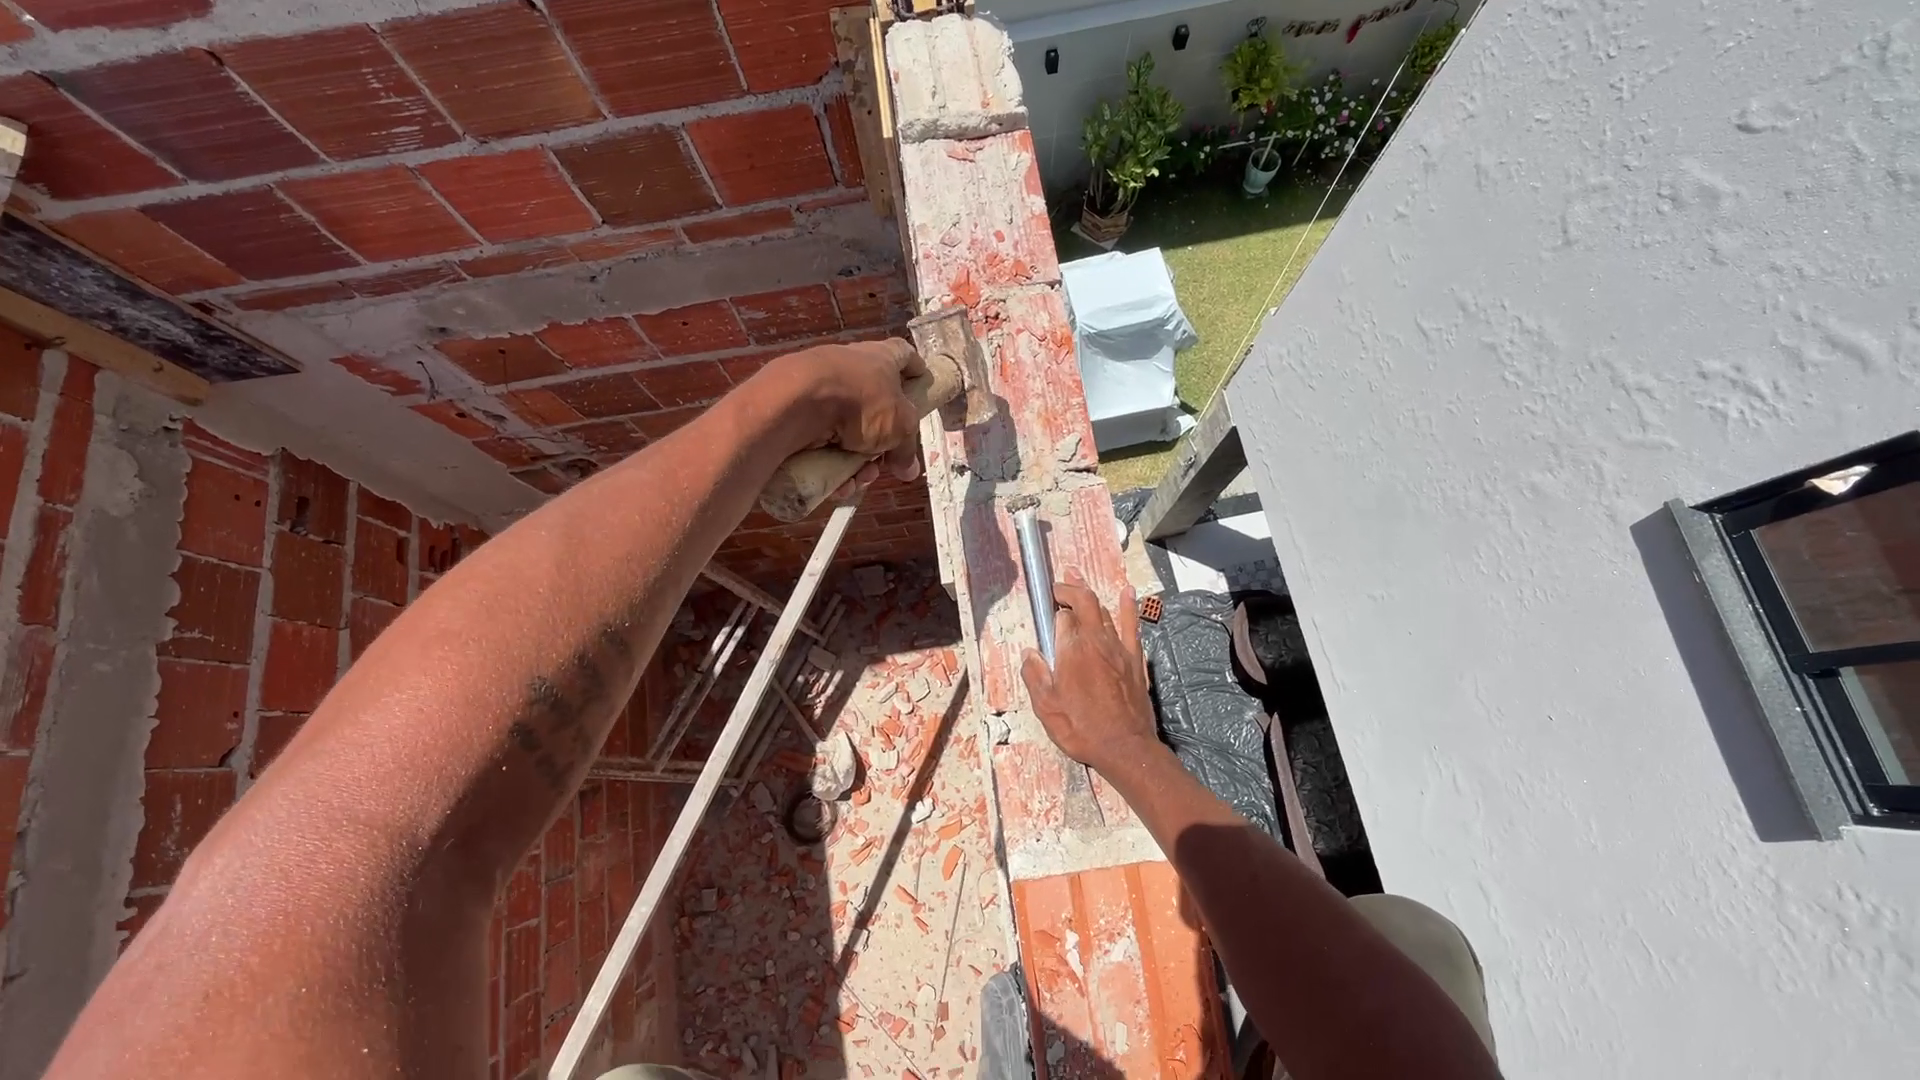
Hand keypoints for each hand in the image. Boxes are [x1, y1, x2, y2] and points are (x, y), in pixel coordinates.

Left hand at [757, 339, 925, 492]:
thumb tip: (909, 470)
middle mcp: (849, 369)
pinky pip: (822, 445)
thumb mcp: (900, 426)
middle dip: (882, 443)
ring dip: (856, 462)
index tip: (921, 388)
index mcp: (879, 358)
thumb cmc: (860, 401)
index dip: (914, 372)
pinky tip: (837, 483)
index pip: (903, 355)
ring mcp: (820, 391)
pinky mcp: (797, 414)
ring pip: (847, 433)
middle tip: (885, 462)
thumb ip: (908, 448)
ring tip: (858, 479)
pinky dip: (831, 466)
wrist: (796, 403)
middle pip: (874, 407)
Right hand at [1020, 578, 1163, 774]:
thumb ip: (1035, 676)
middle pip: (1085, 602)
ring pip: (1104, 612)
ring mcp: (1118, 649)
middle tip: (1059, 584)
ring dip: (1090, 593)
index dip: (1053, 609)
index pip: (1062, 616)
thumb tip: (1029, 652)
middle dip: (1070, 588)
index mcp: (1071, 651)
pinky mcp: (1135, 660)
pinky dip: (1129, 606)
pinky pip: (1132, 626)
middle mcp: (1096, 642)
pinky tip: (1128, 592)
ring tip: (1076, 577)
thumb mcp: (1046, 708)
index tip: (1046, 606)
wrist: (1125, 747)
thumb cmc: (1081, 729)